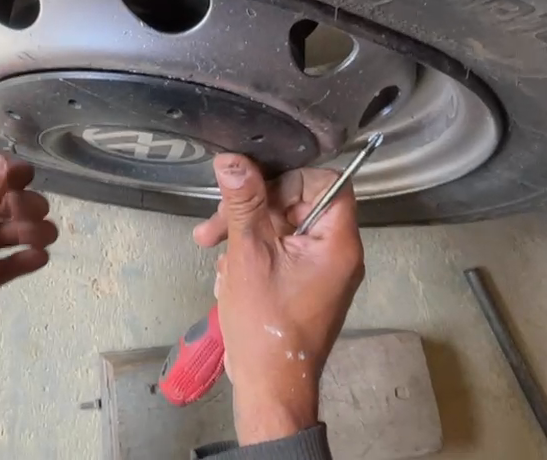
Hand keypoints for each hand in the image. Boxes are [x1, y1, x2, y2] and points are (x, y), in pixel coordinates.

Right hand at [193, 154, 363, 444]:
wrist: (269, 387)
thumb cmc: (266, 322)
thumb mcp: (249, 253)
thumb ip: (243, 202)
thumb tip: (231, 159)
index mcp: (336, 242)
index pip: (327, 183)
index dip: (291, 179)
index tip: (257, 189)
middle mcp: (334, 252)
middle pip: (295, 202)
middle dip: (250, 208)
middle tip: (215, 222)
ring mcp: (318, 268)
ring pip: (279, 224)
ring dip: (242, 230)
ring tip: (209, 245)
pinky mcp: (301, 281)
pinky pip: (277, 247)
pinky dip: (249, 251)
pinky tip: (226, 270)